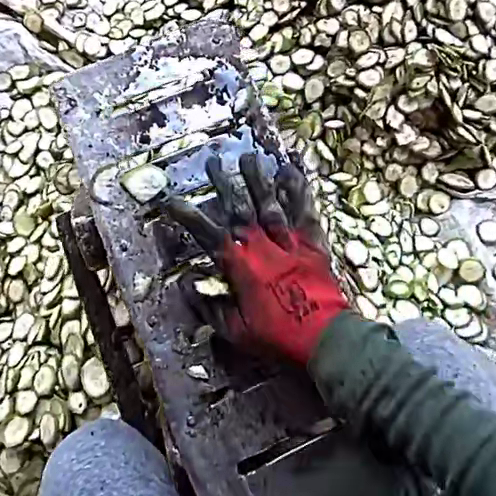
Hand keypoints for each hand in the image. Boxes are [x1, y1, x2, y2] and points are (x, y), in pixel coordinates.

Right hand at [162, 152, 348, 365]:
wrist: (325, 338)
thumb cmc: (277, 337)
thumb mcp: (235, 331)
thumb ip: (208, 307)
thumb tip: (185, 284)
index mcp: (240, 266)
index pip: (208, 234)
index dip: (188, 215)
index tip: (170, 200)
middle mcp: (262, 246)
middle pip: (239, 208)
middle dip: (224, 183)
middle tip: (213, 162)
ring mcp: (289, 242)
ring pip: (270, 204)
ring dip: (257, 180)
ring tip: (248, 158)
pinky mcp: (313, 245)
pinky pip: (304, 212)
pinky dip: (298, 191)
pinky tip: (291, 172)